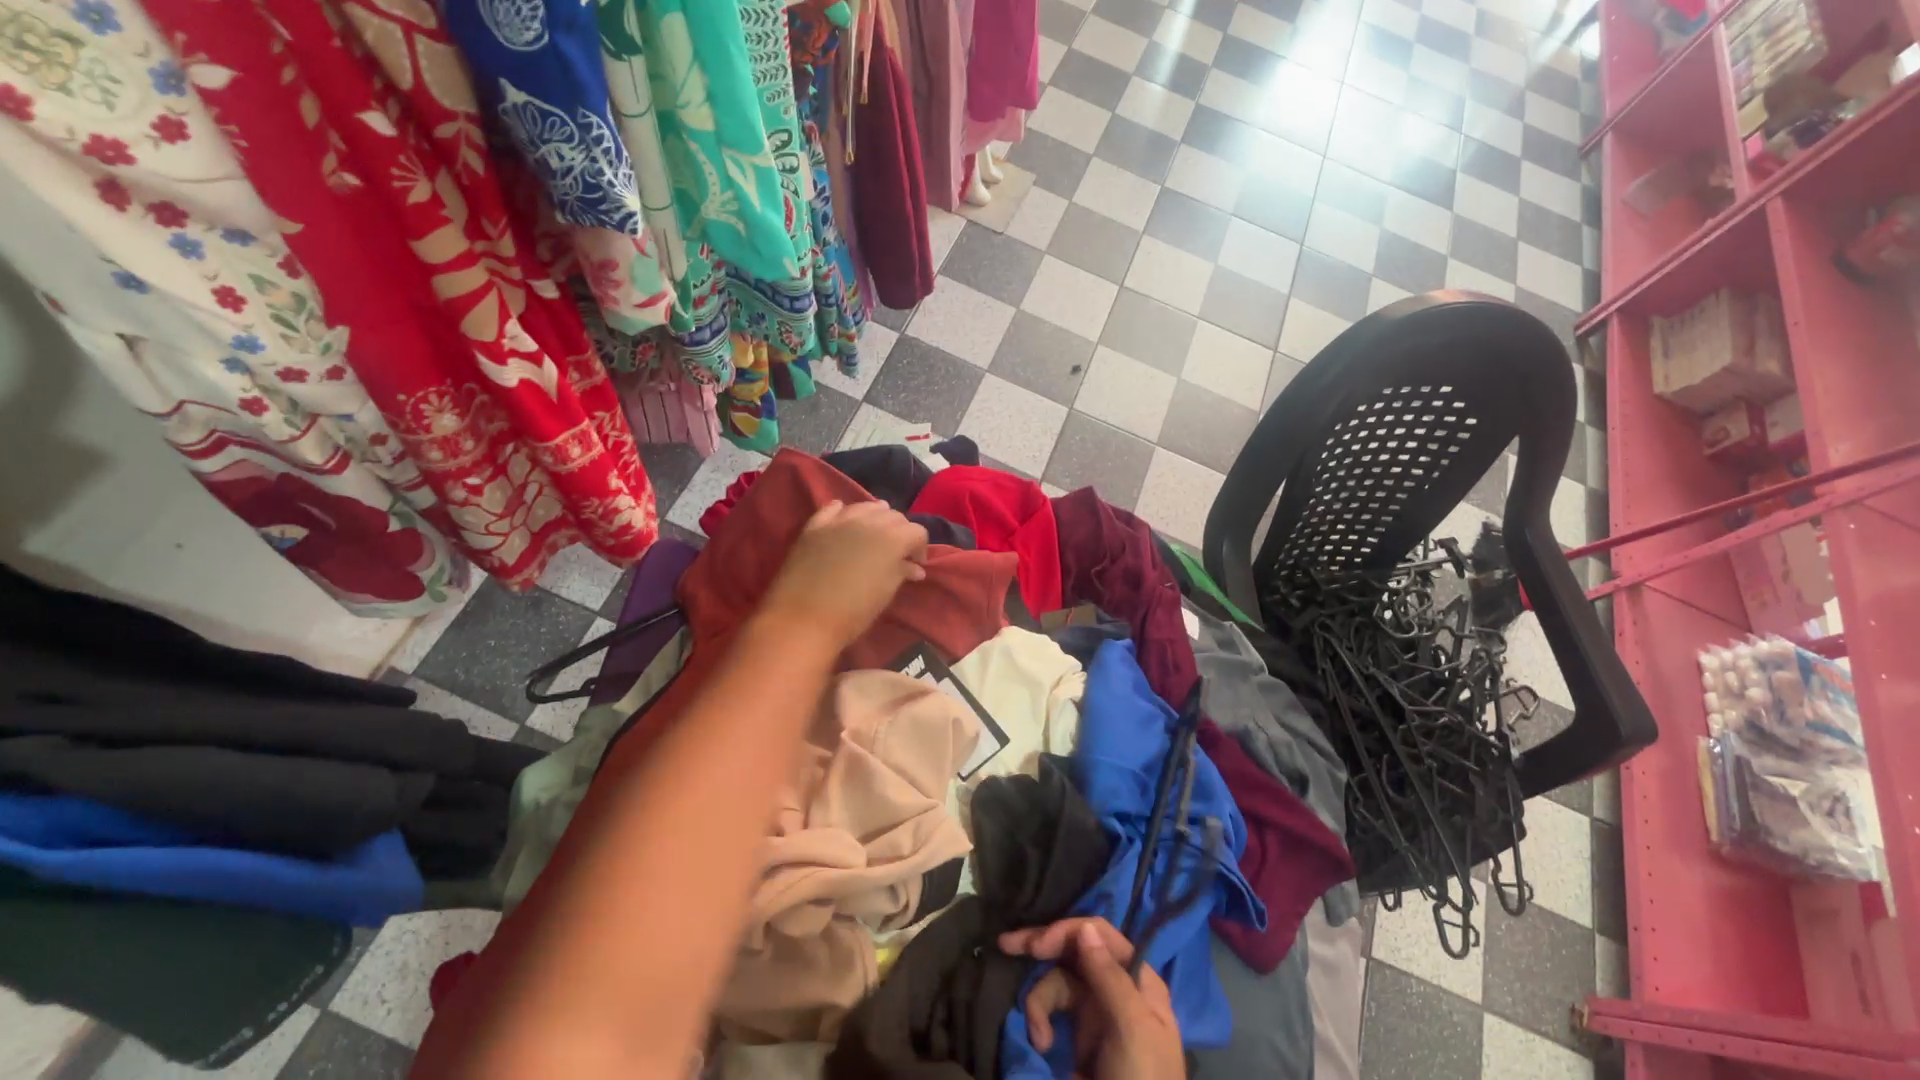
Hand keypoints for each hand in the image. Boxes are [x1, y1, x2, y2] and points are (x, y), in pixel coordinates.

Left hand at [760, 500, 928, 650]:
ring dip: (875, 517)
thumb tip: (914, 568)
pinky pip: (832, 509)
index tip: (914, 565)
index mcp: (892, 539)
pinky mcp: (814, 526)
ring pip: (865, 507)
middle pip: (893, 516)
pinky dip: (842, 512)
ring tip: (873, 534)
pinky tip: (843, 519)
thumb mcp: (885, 594)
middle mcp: (868, 522)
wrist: (803, 619)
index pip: (917, 531)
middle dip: (900, 531)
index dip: (920, 547)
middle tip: (896, 552)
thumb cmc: (853, 612)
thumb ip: (902, 573)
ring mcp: (839, 521)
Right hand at [1000, 918, 1183, 1079]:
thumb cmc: (1142, 1079)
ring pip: (1056, 982)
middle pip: (1074, 951)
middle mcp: (1115, 986)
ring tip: (1039, 1038)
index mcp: (1138, 979)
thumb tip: (1086, 927)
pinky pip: (1050, 1009)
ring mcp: (1094, 1010)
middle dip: (1041, 947)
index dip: (1067, 932)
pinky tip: (1041, 1044)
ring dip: (1040, 1002)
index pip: (1100, 935)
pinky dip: (1039, 1020)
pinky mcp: (1075, 1034)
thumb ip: (1110, 977)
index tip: (1036, 946)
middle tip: (1006, 944)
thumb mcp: (1132, 1029)